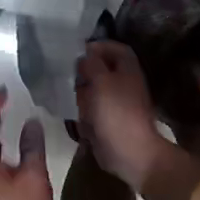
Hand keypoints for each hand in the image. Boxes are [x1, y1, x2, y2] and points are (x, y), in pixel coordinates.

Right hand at [75, 41, 167, 190]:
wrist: (130, 152)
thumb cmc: (117, 113)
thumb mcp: (101, 81)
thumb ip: (91, 64)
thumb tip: (84, 56)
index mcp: (128, 70)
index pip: (115, 49)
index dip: (98, 46)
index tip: (78, 51)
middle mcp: (123, 85)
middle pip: (102, 70)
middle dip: (85, 73)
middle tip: (68, 76)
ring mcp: (116, 105)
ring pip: (94, 92)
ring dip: (82, 95)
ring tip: (70, 98)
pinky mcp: (108, 122)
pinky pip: (92, 112)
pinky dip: (84, 114)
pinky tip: (76, 117)